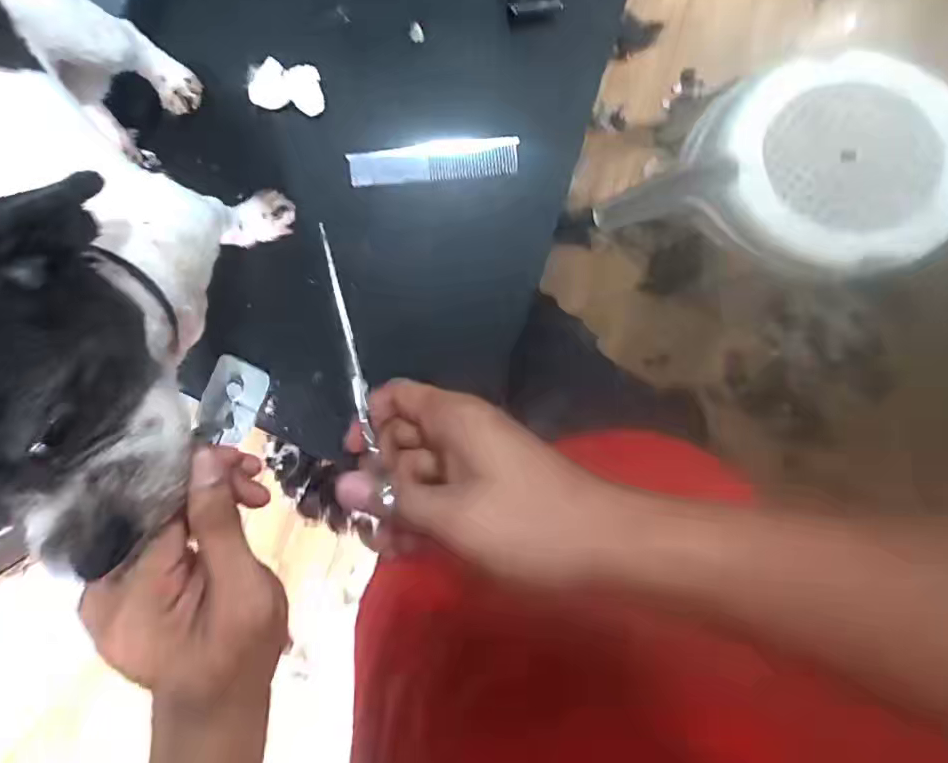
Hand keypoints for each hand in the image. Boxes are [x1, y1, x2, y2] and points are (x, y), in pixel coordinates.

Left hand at [80, 447, 287, 717]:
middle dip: (207, 481)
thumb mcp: (243, 588)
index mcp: (128, 596)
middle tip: (255, 476)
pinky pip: (155, 528)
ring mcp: (107, 583)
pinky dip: (192, 513)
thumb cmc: (240, 654)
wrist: (219, 704)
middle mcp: (101, 587)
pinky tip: (226, 505)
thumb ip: (219, 521)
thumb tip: (204, 454)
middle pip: (152, 503)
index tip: (241, 458)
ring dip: (204, 494)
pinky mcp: (122, 578)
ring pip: (157, 509)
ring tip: (252, 493)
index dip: (198, 471)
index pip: (156, 506)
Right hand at [335, 379, 627, 588]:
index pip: (395, 395)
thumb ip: (394, 499)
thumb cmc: (525, 523)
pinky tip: (409, 551)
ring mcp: (474, 462)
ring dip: (398, 505)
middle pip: (402, 436)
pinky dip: (424, 516)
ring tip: (387, 547)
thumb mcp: (451, 516)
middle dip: (379, 476)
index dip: (368, 421)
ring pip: (419, 472)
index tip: (351, 460)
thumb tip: (340, 484)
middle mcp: (460, 430)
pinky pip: (442, 494)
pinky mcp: (486, 492)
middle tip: (365, 520)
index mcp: (452, 416)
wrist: (607, 549)